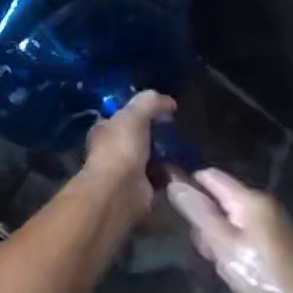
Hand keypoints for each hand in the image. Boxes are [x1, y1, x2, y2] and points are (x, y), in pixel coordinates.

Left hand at [82, 91, 174, 213]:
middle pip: (138, 136)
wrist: (120, 190)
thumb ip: (150, 103)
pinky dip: (171, 173)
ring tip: (187, 145)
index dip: (140, 110)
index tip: (163, 108)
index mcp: (105, 129)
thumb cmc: (121, 147)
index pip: (122, 115)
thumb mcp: (134, 115)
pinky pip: (160, 176)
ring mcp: (127, 170)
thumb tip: (169, 101)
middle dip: (156, 133)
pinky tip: (186, 165)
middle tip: (178, 128)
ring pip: (150, 156)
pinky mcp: (142, 188)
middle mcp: (112, 148)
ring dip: (166, 153)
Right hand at [166, 169, 292, 292]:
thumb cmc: (263, 279)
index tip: (177, 212)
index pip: (208, 175)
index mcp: (250, 198)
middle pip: (218, 197)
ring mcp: (274, 221)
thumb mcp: (222, 245)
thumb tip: (172, 179)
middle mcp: (263, 202)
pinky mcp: (279, 240)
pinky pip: (245, 230)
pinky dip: (234, 245)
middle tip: (208, 251)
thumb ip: (197, 210)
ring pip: (230, 216)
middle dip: (205, 219)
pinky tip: (239, 269)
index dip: (188, 186)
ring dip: (218, 236)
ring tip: (224, 265)